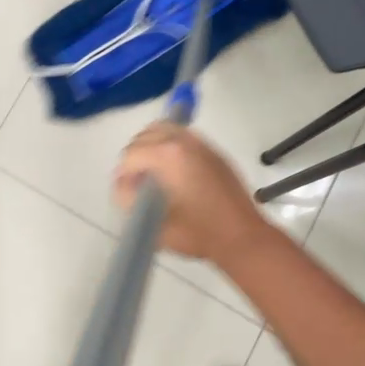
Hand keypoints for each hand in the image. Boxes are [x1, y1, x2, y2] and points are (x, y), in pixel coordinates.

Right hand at [114, 124, 269, 263]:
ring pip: (165, 129)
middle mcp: (183, 141)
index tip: (124, 191)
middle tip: (136, 181)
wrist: (243, 236)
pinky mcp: (213, 151)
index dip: (123, 173)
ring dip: (152, 146)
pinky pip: (184, 137)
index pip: (132, 154)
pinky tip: (173, 171)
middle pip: (146, 135)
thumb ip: (130, 201)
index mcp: (167, 156)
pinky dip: (171, 145)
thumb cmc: (199, 233)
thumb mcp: (155, 223)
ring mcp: (201, 143)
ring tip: (152, 172)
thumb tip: (122, 185)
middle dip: (136, 155)